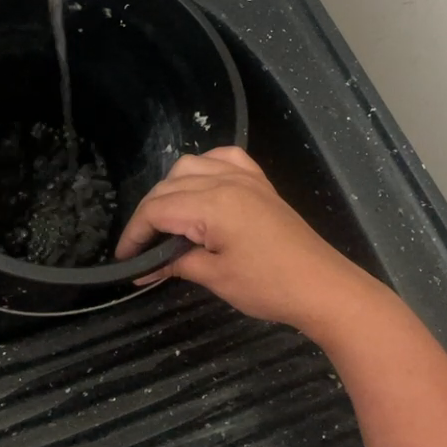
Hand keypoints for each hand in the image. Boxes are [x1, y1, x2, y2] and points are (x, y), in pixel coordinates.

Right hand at [115, 146, 385, 338]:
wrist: (323, 287)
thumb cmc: (268, 286)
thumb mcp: (215, 277)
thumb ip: (174, 264)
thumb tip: (142, 268)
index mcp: (212, 204)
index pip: (157, 209)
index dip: (135, 234)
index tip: (124, 259)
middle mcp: (225, 180)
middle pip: (168, 186)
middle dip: (149, 215)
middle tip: (141, 248)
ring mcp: (244, 177)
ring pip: (190, 166)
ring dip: (170, 189)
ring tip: (167, 221)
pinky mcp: (259, 183)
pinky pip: (223, 159)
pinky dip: (204, 168)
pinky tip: (199, 186)